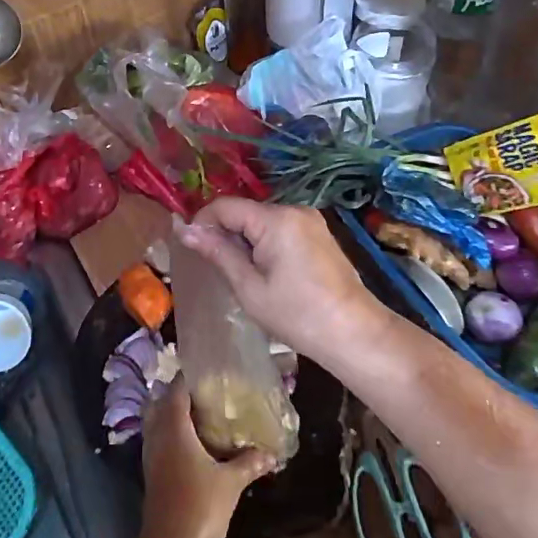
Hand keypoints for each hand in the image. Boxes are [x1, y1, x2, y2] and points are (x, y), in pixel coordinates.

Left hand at [135, 377, 273, 537]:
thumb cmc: (200, 506)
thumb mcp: (231, 482)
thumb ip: (249, 462)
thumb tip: (271, 453)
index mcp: (174, 427)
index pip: (177, 388)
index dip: (190, 375)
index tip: (209, 368)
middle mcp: (158, 436)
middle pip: (163, 402)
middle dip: (181, 394)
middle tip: (207, 390)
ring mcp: (151, 455)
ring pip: (158, 422)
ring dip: (175, 414)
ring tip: (202, 412)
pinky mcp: (152, 473)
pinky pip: (159, 441)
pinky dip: (172, 434)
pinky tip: (194, 442)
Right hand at [177, 198, 385, 362]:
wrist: (352, 331)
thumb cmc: (296, 315)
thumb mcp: (249, 288)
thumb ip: (218, 253)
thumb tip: (185, 230)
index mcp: (276, 218)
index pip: (226, 206)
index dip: (203, 222)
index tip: (191, 248)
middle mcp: (294, 208)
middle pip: (246, 211)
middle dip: (226, 233)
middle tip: (217, 268)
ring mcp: (310, 218)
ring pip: (262, 219)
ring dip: (245, 239)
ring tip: (242, 274)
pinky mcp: (318, 231)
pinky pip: (281, 227)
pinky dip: (266, 242)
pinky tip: (267, 272)